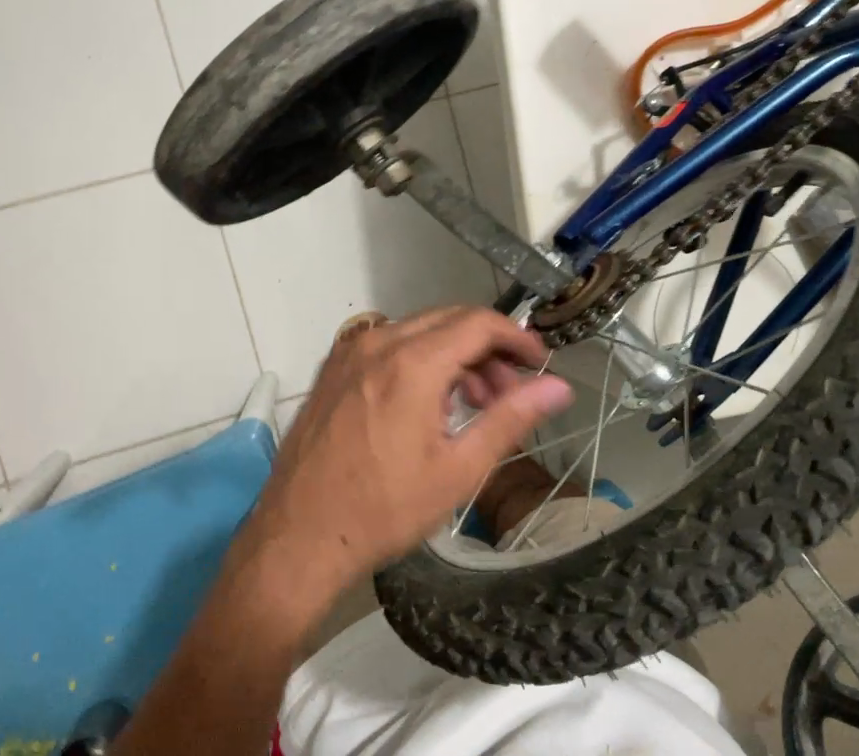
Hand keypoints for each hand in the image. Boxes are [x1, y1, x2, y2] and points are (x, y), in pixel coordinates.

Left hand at [239, 307, 572, 598]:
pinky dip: (420, 360)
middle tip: (511, 392)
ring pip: (418, 331)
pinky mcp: (331, 371)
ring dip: (455, 356)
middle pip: (449, 321)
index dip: (517, 337)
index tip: (540, 365)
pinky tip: (430, 404)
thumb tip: (560, 388)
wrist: (298, 538)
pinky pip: (388, 346)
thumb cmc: (384, 510)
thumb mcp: (459, 470)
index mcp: (412, 363)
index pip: (479, 323)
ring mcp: (348, 354)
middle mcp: (377, 343)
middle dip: (488, 349)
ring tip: (475, 405)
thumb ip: (511, 419)